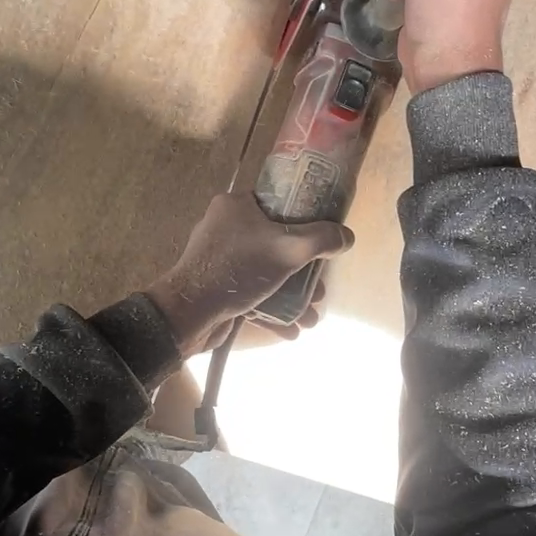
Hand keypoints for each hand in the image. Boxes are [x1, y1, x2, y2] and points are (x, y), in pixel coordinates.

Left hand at [145, 193, 353, 357]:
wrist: (189, 313)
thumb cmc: (239, 270)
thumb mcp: (289, 250)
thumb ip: (322, 240)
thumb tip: (347, 237)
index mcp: (237, 206)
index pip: (278, 205)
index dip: (305, 222)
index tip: (323, 242)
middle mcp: (226, 227)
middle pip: (276, 243)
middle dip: (303, 273)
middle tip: (320, 291)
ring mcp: (219, 258)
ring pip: (266, 273)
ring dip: (291, 297)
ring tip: (310, 318)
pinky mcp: (216, 285)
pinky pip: (251, 292)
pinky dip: (271, 310)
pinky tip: (290, 330)